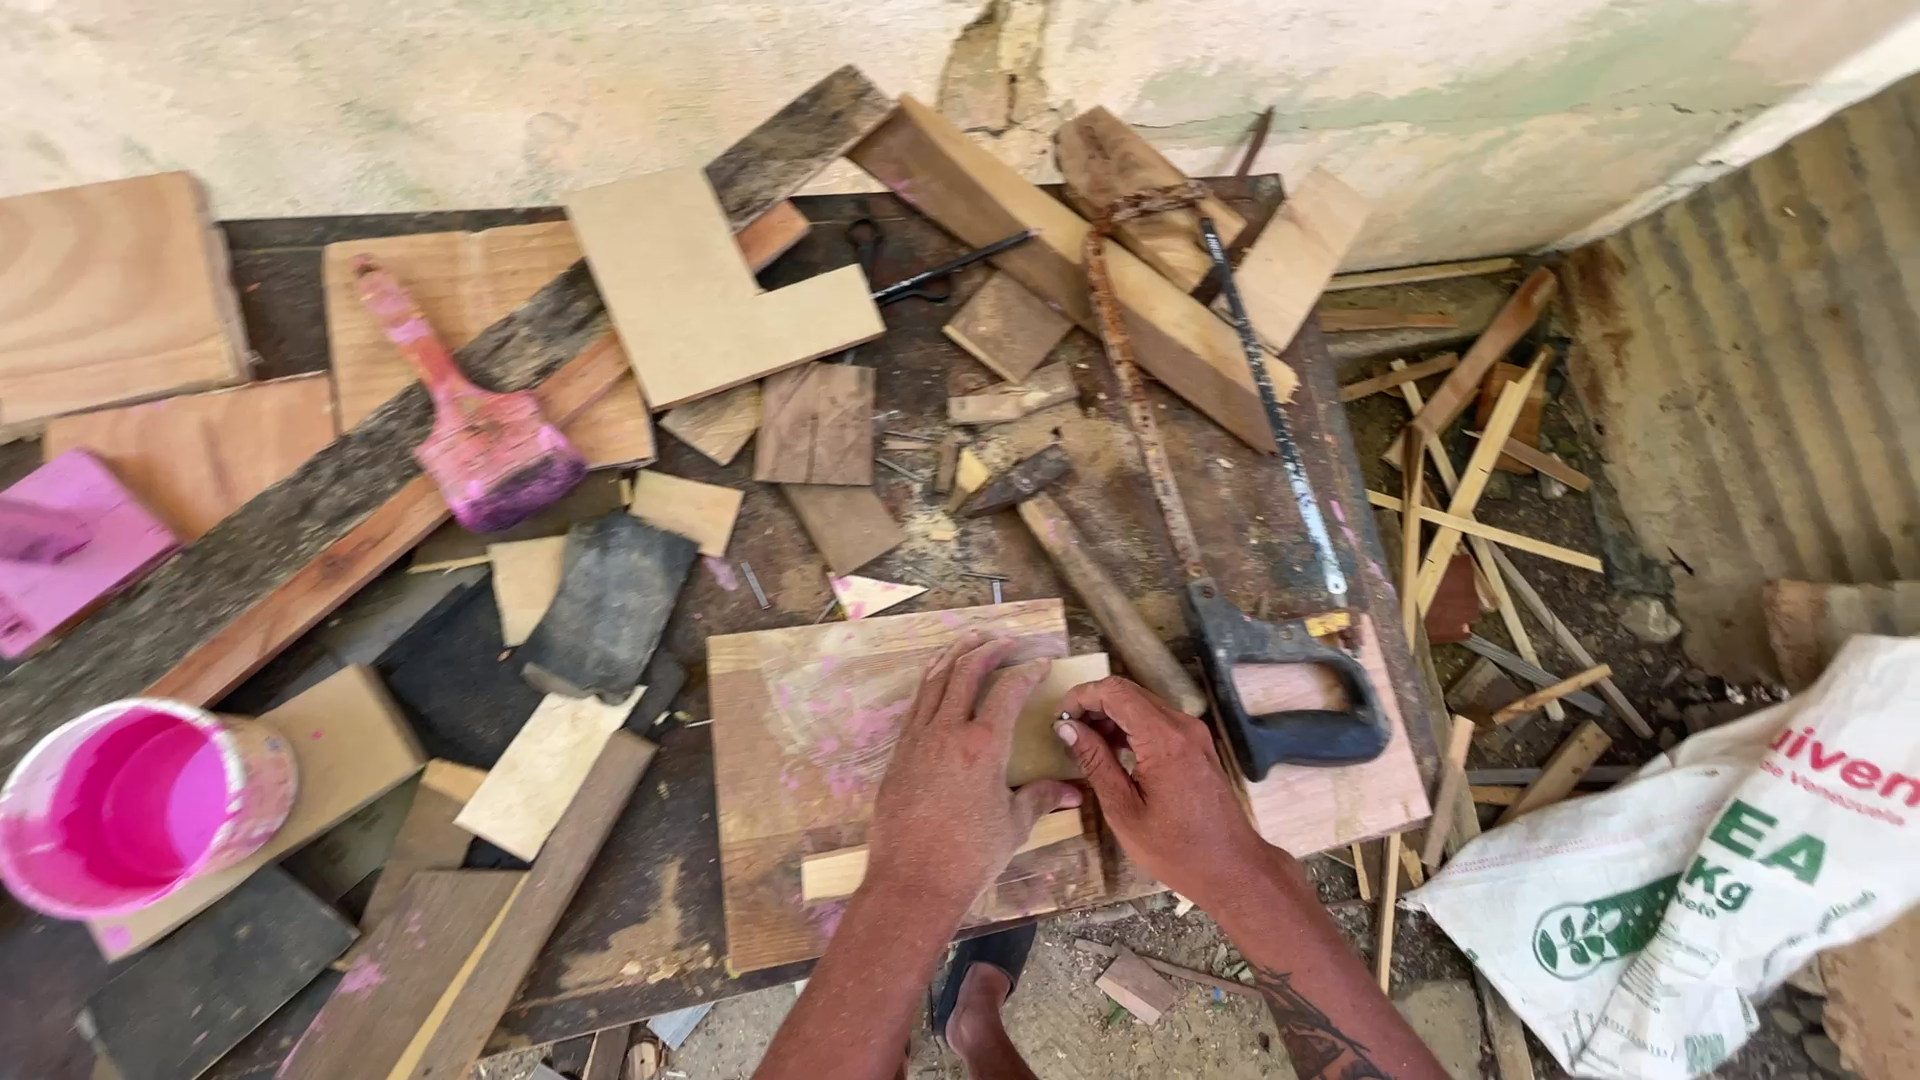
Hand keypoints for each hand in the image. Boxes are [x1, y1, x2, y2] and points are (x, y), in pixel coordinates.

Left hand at [863, 634, 1082, 912]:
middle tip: (1004, 639)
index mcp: (983, 745)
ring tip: (969, 639)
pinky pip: (917, 703)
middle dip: (988, 649)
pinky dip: (930, 681)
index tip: (1041, 663)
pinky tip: (937, 678)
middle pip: (967, 672)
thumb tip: (1072, 792)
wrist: (912, 881)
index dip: (1027, 672)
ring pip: (935, 680)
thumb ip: (1041, 798)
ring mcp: (919, 738)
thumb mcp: (1013, 826)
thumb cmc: (969, 856)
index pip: (1008, 691)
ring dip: (954, 654)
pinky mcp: (900, 751)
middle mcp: (948, 731)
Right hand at [1056, 676, 1282, 911]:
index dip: (1081, 697)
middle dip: (1093, 705)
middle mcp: (1182, 725)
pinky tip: (1112, 752)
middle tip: (1068, 733)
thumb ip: (1095, 761)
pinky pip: (1156, 720)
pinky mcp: (1196, 744)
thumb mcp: (1123, 809)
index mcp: (1164, 739)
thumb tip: (1066, 728)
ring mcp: (1193, 733)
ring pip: (1141, 704)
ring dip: (1110, 716)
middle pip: (1127, 692)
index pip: (1114, 692)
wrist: (1234, 869)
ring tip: (1086, 745)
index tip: (1059, 720)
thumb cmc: (1175, 849)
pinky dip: (1129, 727)